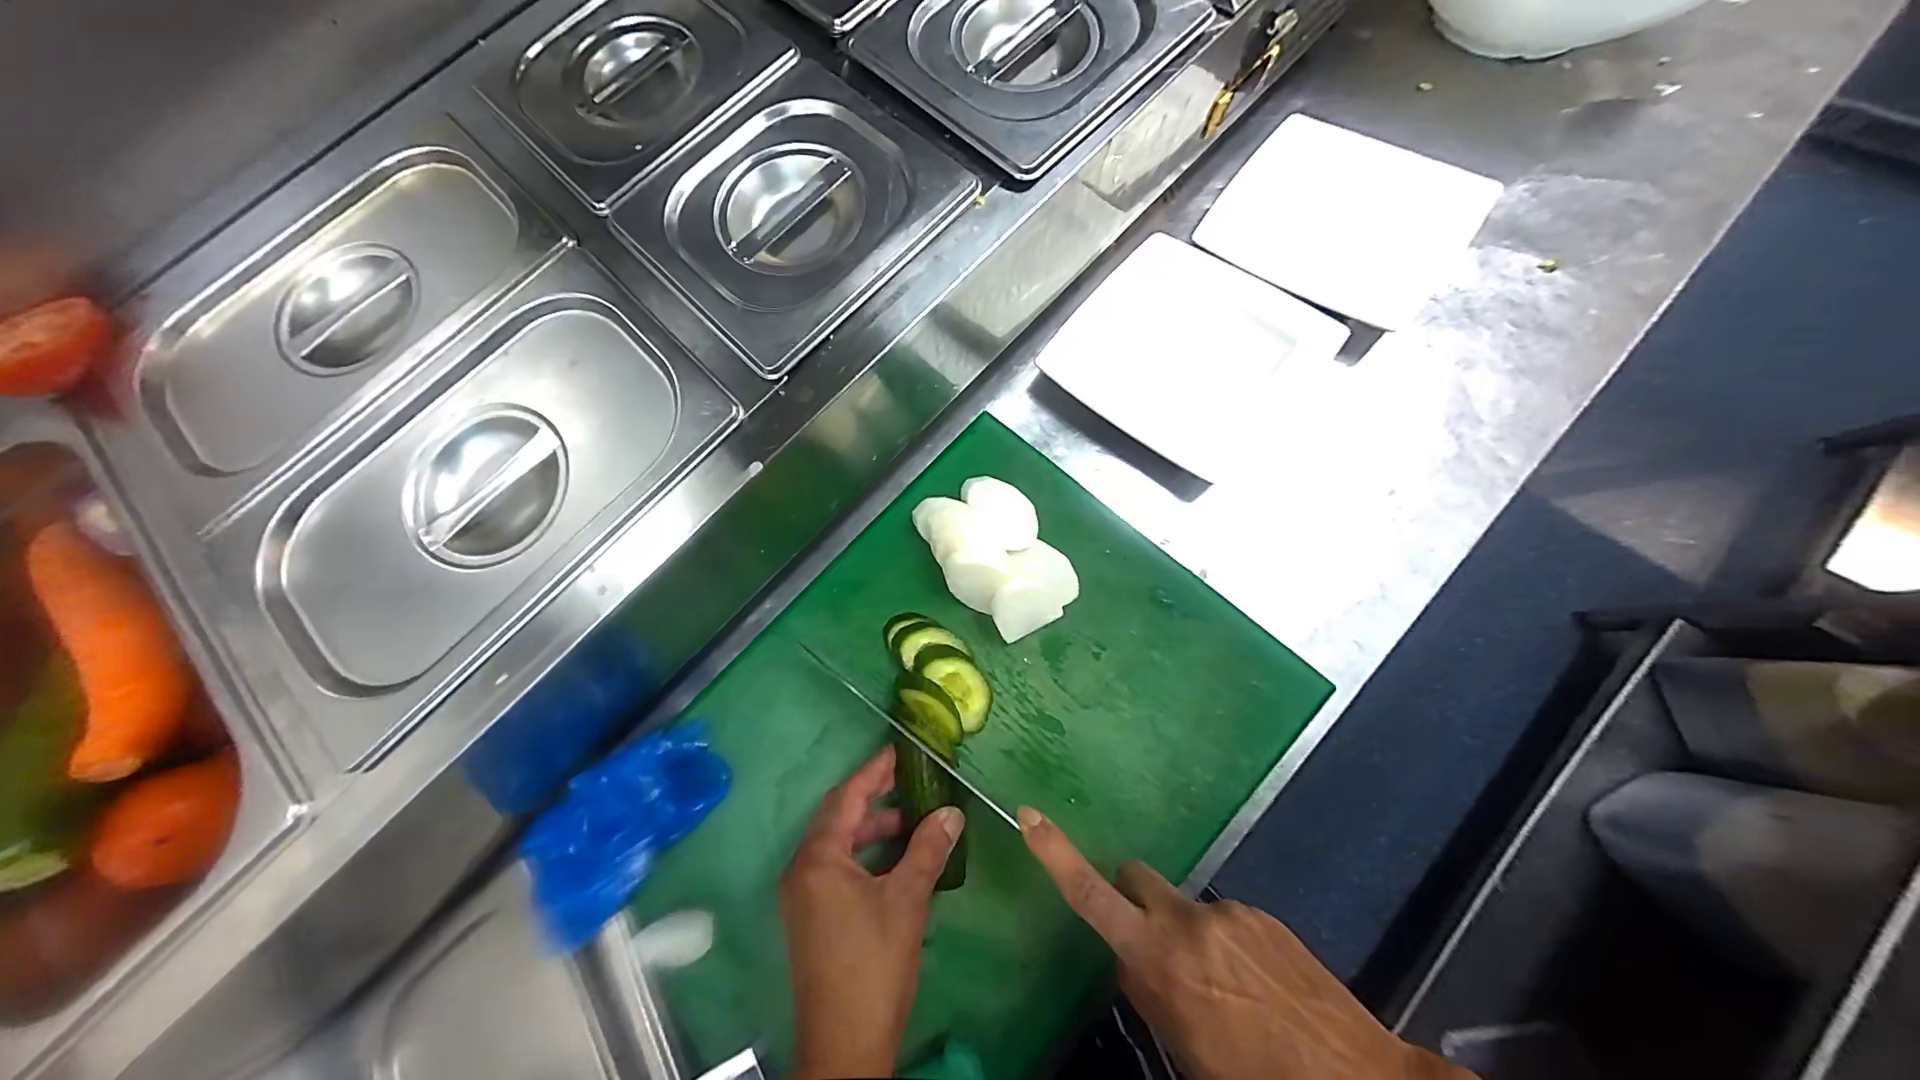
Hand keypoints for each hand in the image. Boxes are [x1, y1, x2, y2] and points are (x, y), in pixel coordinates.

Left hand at [781, 746, 965, 1078]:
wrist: (845, 1042)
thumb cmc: (874, 963)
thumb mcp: (906, 900)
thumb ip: (927, 849)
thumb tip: (951, 812)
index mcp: (818, 859)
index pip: (846, 798)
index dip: (874, 771)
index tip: (899, 751)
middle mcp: (802, 870)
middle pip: (837, 817)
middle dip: (873, 797)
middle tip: (910, 780)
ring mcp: (804, 895)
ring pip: (838, 845)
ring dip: (871, 828)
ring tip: (911, 820)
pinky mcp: (812, 917)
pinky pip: (837, 867)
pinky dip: (865, 855)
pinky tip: (895, 859)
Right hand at [1019, 807, 1471, 1079]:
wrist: (1358, 1078)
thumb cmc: (1256, 1077)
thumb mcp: (1186, 1048)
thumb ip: (1150, 991)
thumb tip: (1132, 961)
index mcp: (1162, 957)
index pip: (1093, 897)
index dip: (1057, 855)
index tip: (1031, 817)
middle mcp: (1190, 920)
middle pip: (1136, 878)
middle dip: (1130, 898)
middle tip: (1148, 943)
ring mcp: (1230, 912)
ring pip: (1184, 907)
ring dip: (1185, 934)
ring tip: (1222, 991)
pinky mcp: (1263, 915)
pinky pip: (1224, 920)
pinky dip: (1223, 944)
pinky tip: (1253, 989)